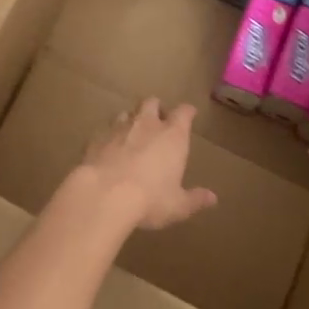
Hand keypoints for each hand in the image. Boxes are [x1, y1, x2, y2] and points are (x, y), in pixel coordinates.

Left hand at [70, 99, 216, 230]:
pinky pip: (105, 129)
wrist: (104, 194)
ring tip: (132, 133)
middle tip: (158, 120)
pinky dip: (110, 136)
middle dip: (156, 108)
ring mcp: (118, 127)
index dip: (187, 112)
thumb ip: (195, 199)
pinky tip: (109, 148)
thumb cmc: (150, 199)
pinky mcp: (96, 136)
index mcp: (172, 136)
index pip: (183, 113)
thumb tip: (212, 198)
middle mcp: (146, 124)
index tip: (189, 113)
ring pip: (127, 112)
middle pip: (152, 102)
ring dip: (131, 119)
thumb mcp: (178, 205)